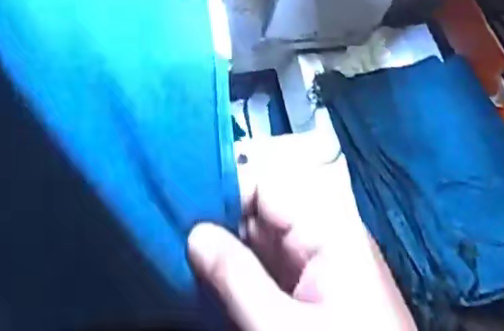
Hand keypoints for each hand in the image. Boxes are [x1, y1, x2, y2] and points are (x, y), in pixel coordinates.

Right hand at [187, 169, 415, 330]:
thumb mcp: (281, 326)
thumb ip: (237, 276)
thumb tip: (196, 232)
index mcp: (326, 227)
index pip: (267, 187)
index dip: (226, 194)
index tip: (183, 209)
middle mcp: (326, 237)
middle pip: (263, 216)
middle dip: (223, 226)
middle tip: (176, 243)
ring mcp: (324, 269)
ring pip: (265, 246)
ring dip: (231, 255)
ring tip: (187, 264)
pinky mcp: (321, 298)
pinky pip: (276, 274)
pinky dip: (247, 278)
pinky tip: (216, 288)